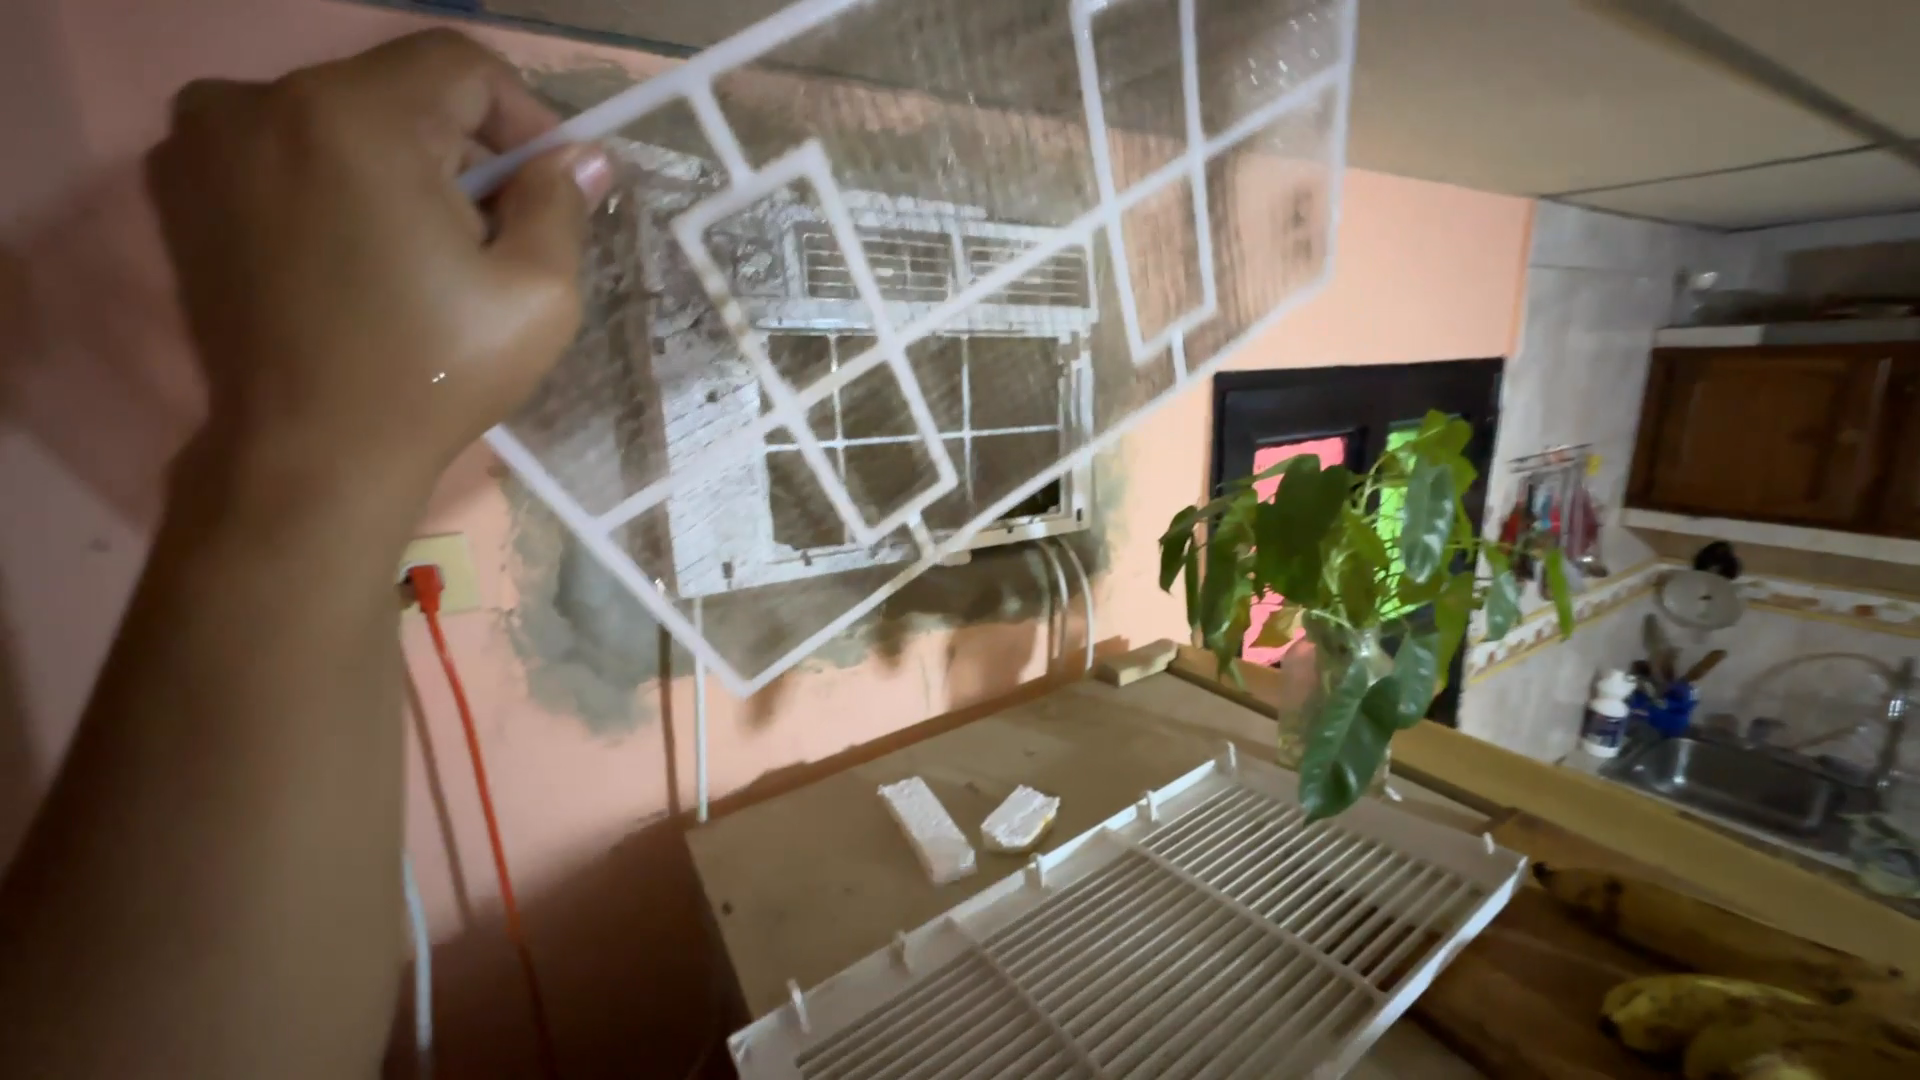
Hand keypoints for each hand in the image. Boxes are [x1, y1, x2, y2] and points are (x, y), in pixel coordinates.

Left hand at [146, 29, 612, 490]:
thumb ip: (563, 204)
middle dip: (468, 154)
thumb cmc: (440, 370)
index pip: (461, 64)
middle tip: (500, 237)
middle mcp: (259, 100)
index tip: (550, 187)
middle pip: (402, 92)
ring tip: (437, 256)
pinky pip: (295, 153)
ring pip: (348, 121)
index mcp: (355, 116)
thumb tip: (585, 156)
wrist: (316, 450)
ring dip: (410, 171)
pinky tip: (375, 260)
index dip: (525, 116)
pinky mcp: (184, 186)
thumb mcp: (540, 293)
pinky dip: (350, 187)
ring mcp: (205, 140)